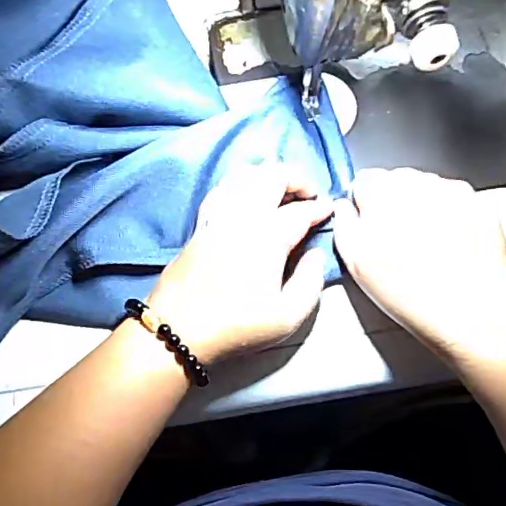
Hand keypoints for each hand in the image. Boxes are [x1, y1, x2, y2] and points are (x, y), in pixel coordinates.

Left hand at [144, 163, 332, 362]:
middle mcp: (242, 217)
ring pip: (243, 175)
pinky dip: (240, 183)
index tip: (328, 211)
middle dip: (296, 178)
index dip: (319, 208)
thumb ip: (311, 282)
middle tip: (308, 193)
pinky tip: (245, 195)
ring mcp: (217, 217)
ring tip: (280, 191)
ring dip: (267, 175)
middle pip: (271, 176)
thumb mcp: (288, 316)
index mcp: (268, 237)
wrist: (178, 330)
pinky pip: (222, 188)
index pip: (300, 210)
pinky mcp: (199, 225)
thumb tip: (315, 255)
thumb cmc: (236, 327)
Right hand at [332, 167, 505, 363]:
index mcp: (381, 193)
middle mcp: (418, 182)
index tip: (368, 228)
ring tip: (426, 250)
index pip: (363, 182)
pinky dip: (450, 219)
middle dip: (394, 206)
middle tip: (397, 245)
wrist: (472, 308)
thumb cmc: (413, 291)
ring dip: (423, 211)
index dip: (363, 207)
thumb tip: (345, 209)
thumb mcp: (357, 263)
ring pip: (427, 191)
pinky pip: (456, 204)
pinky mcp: (479, 204)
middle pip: (397, 183)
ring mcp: (452, 191)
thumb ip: (344, 226)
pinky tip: (449, 249)